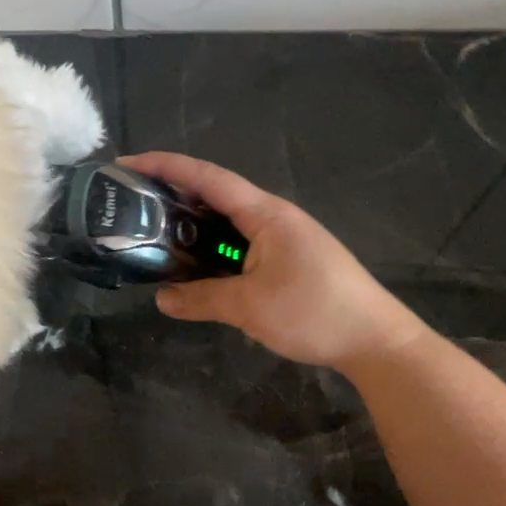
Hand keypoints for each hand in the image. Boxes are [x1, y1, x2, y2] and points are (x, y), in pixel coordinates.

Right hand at [121, 152, 428, 370]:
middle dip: (172, 190)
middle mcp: (273, 216)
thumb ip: (202, 299)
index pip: (206, 176)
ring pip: (226, 218)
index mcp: (265, 213)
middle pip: (214, 192)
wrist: (378, 342)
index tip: (127, 162)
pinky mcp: (289, 258)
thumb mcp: (250, 307)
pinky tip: (194, 261)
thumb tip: (161, 299)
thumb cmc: (315, 312)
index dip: (165, 165)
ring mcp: (283, 237)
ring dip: (191, 220)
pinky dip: (210, 243)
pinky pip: (239, 240)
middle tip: (131, 199)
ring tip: (152, 228)